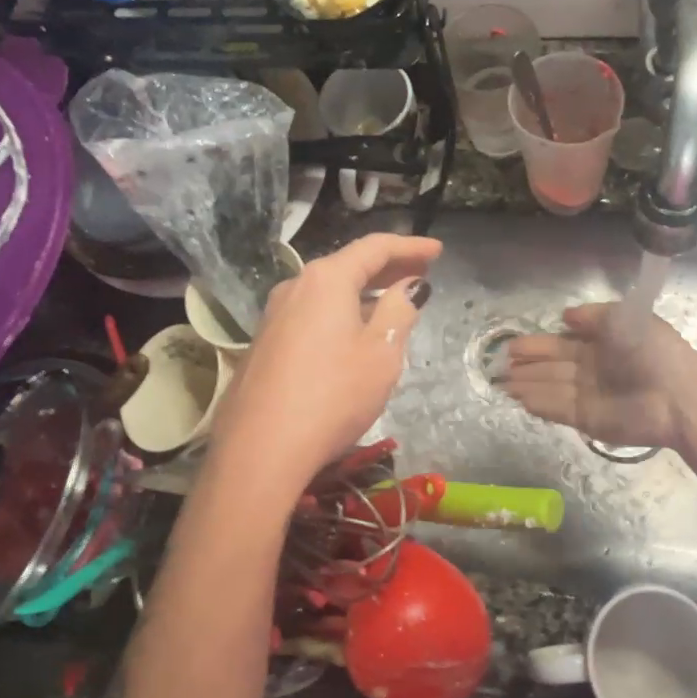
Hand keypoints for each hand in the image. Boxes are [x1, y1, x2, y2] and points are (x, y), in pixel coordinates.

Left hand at [211, 234, 441, 485]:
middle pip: (348, 265)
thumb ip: (399, 311)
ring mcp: (275, 315)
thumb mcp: (381, 354)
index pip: (374, 247)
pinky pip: (312, 313)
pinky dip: (341, 311)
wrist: (259, 451)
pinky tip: (355, 332)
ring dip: (364, 291)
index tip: (437, 250)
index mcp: (326, 279)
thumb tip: (409, 286)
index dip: (410, 246)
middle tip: (422, 271)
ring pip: (328, 291)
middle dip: (388, 267)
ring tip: (393, 300)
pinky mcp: (265, 344)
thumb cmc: (332, 396)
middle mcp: (296, 286)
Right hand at [499, 304, 696, 450]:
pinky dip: (539, 404)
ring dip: (527, 386)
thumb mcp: (623, 316)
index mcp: (602, 345)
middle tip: (499, 366)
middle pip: (552, 367)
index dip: (537, 345)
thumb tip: (564, 317)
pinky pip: (558, 409)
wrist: (676, 395)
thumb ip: (592, 315)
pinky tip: (520, 399)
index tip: (512, 346)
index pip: (561, 345)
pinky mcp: (589, 420)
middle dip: (526, 367)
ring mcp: (589, 396)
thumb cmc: (652, 350)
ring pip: (550, 388)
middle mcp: (592, 370)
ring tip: (502, 384)